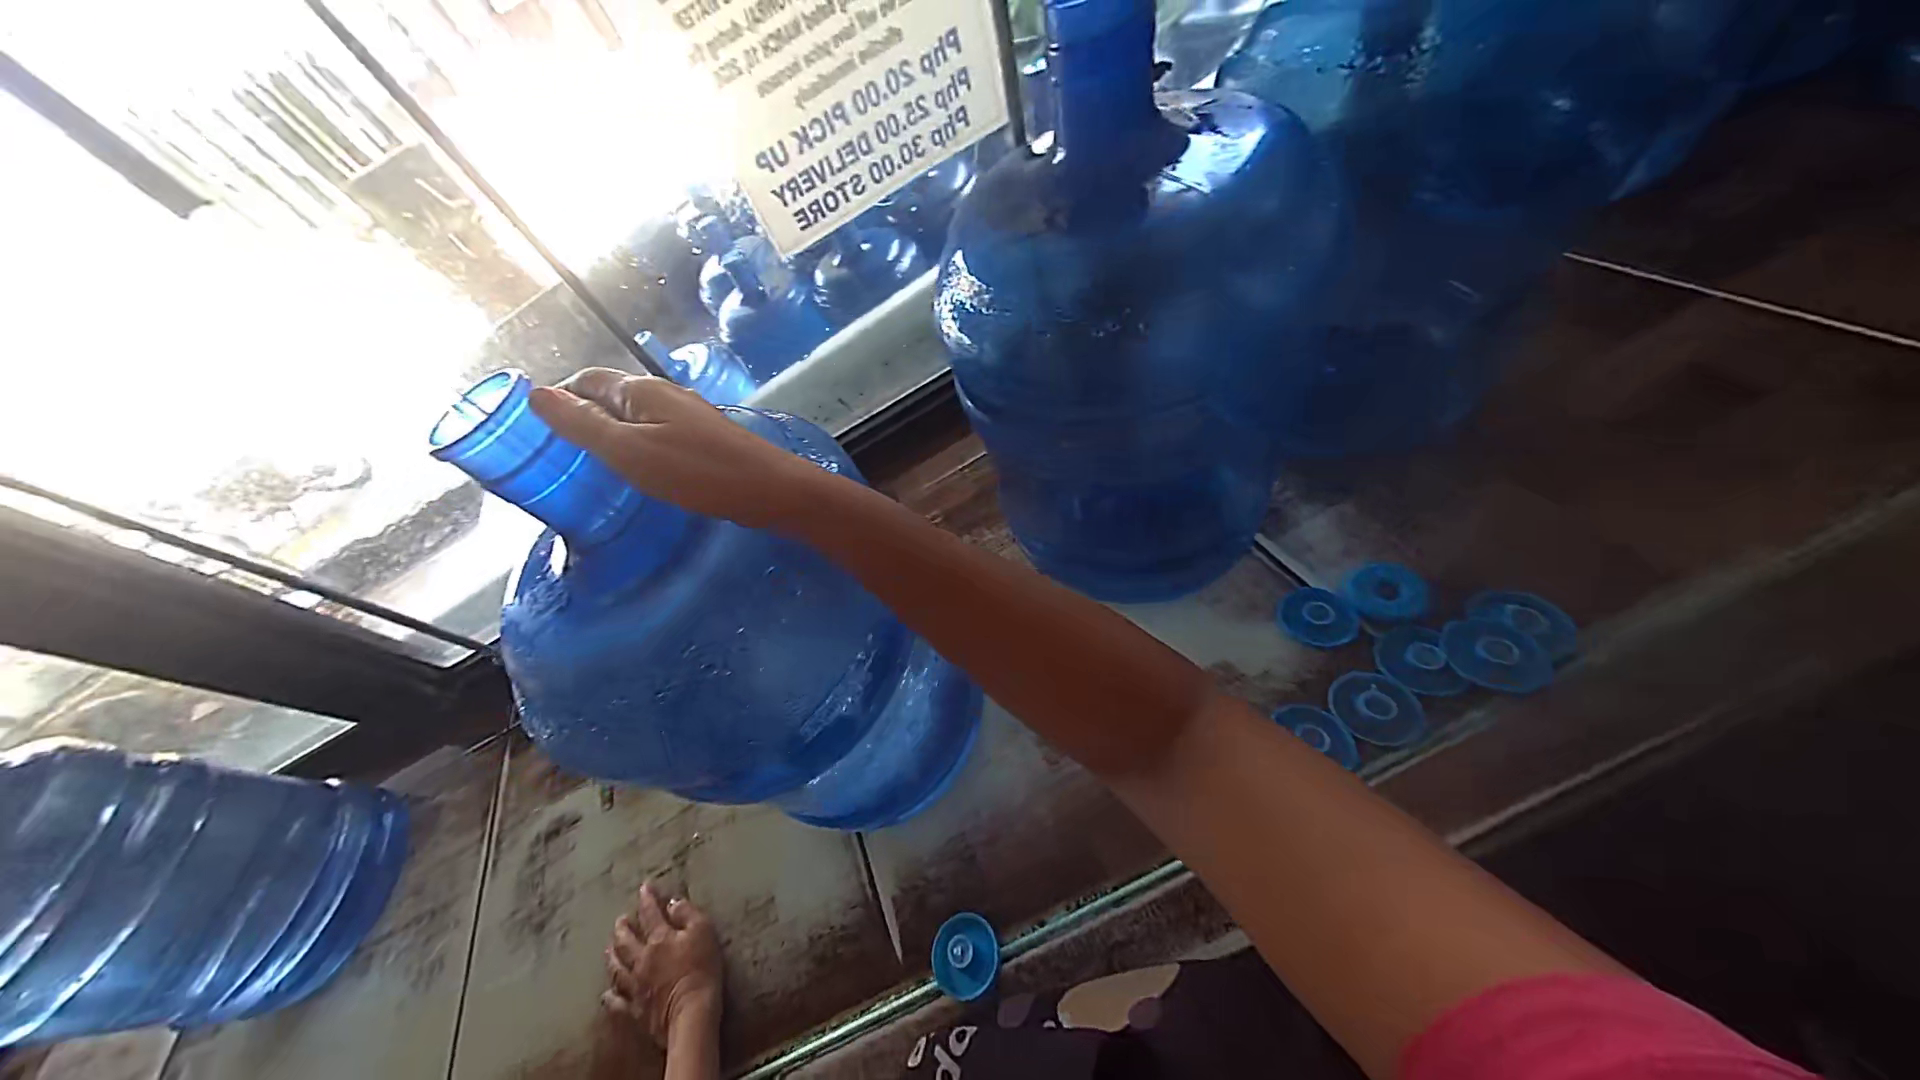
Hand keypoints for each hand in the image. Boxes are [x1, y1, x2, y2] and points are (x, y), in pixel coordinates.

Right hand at [529, 369, 836, 528]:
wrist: (773, 490)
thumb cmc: (700, 472)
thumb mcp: (631, 451)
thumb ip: (585, 424)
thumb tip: (537, 393)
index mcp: (641, 391)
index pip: (585, 381)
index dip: (559, 399)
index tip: (537, 432)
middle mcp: (666, 395)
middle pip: (611, 397)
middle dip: (583, 417)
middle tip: (562, 455)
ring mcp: (690, 417)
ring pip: (637, 417)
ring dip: (613, 434)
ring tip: (594, 466)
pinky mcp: (706, 439)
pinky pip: (660, 435)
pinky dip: (640, 447)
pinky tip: (640, 470)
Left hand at [603, 883, 722, 1047]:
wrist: (690, 1012)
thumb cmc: (701, 968)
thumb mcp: (703, 932)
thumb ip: (687, 915)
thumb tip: (672, 902)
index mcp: (659, 939)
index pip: (650, 914)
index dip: (647, 899)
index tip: (644, 887)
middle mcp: (641, 959)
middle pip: (627, 941)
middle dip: (623, 928)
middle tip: (620, 919)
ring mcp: (634, 986)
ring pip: (616, 968)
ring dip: (611, 956)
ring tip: (608, 948)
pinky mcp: (633, 1009)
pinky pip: (616, 1001)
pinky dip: (609, 995)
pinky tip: (605, 992)